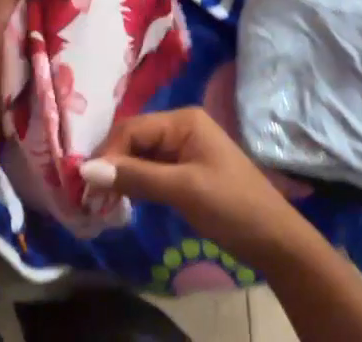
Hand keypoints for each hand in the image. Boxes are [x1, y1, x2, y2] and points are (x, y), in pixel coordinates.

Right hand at [83, 107, 310, 270]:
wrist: (275, 240)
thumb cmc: (232, 207)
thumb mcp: (183, 190)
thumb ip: (136, 178)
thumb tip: (86, 170)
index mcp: (184, 120)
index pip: (132, 128)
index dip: (107, 153)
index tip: (86, 184)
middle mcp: (182, 127)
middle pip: (134, 139)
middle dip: (111, 164)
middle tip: (90, 196)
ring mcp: (185, 150)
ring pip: (140, 156)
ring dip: (120, 176)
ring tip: (101, 201)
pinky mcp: (186, 172)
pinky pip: (151, 171)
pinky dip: (135, 184)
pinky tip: (123, 201)